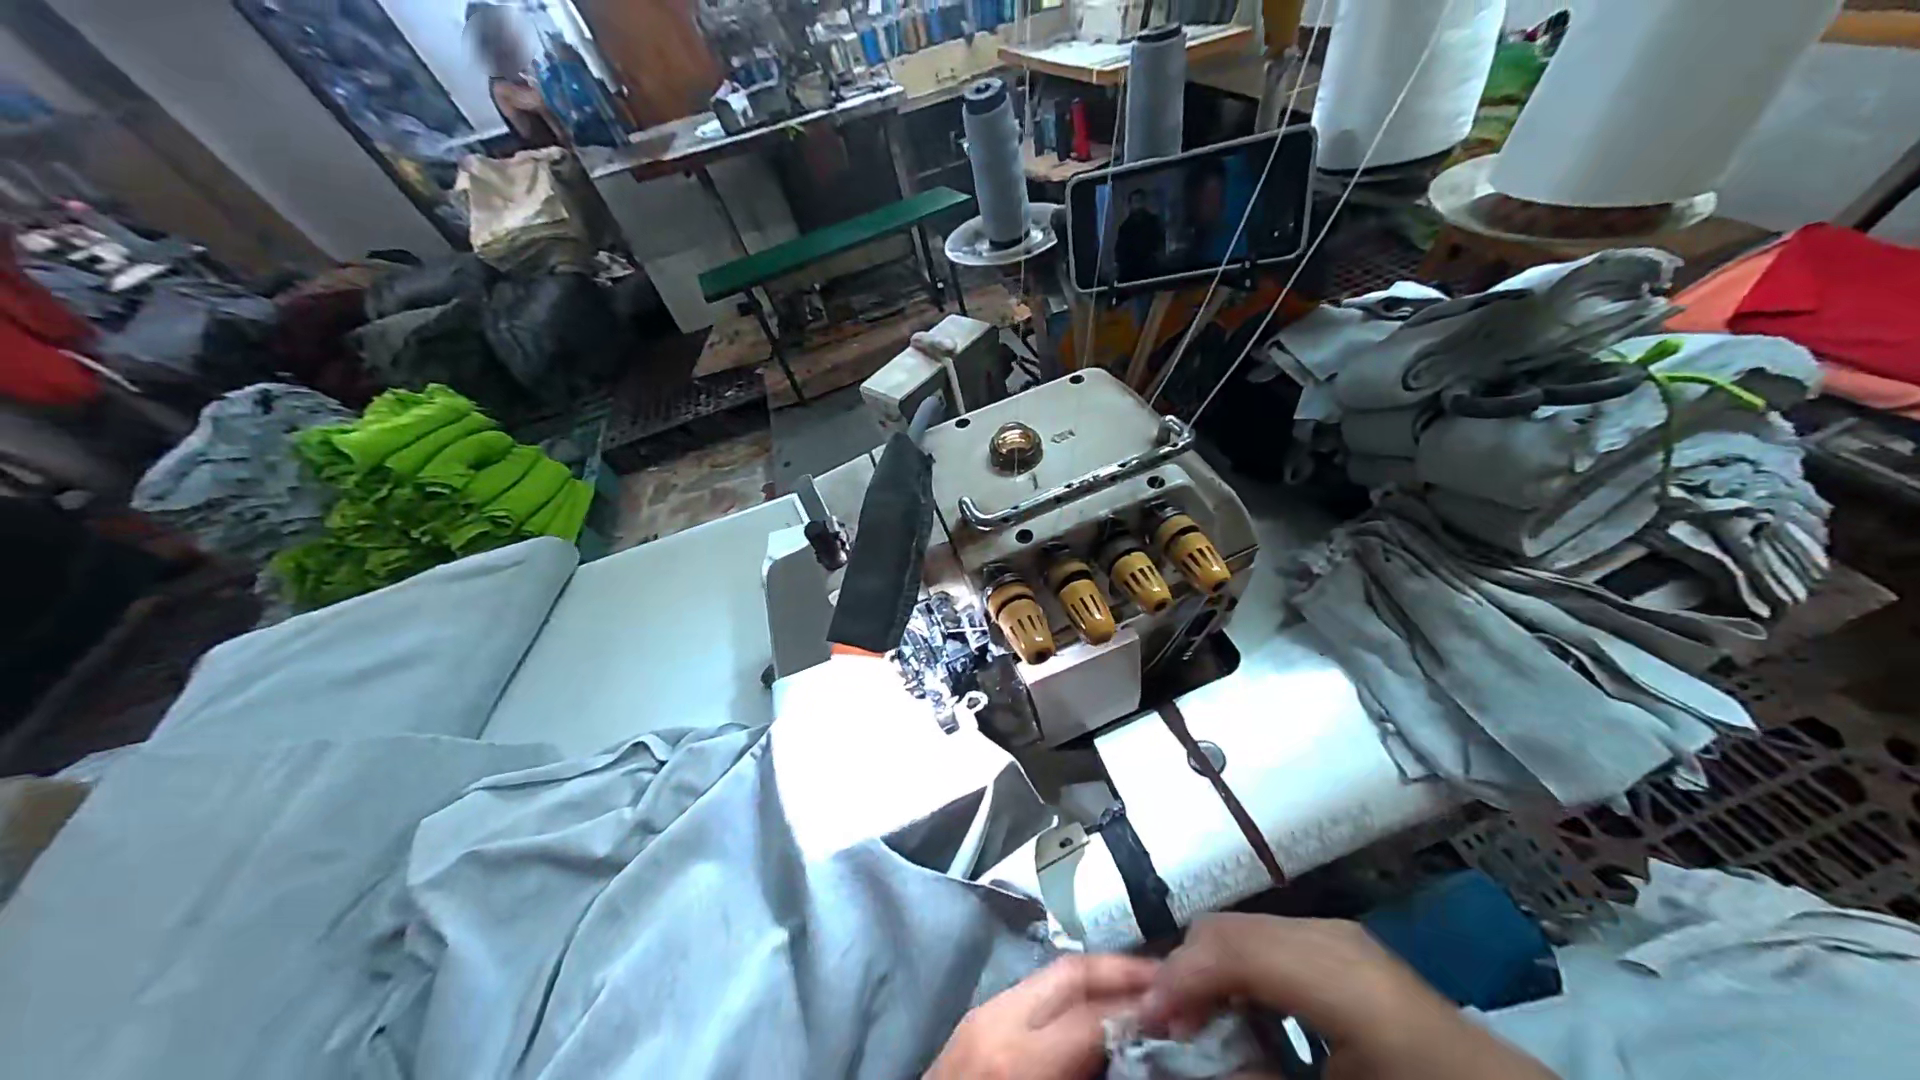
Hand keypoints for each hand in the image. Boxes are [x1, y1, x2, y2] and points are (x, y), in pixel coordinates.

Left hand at [924, 954, 1160, 1079]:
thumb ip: (1095, 1074)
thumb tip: (1143, 1052)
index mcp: (1019, 1060)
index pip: (1092, 1016)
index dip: (1140, 1012)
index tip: (1179, 1010)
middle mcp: (1000, 1019)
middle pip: (1071, 971)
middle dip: (1122, 970)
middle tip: (1167, 980)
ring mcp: (984, 1011)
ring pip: (1051, 972)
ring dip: (1099, 975)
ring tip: (1138, 988)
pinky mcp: (977, 1016)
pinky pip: (1034, 989)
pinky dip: (1070, 991)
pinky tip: (1094, 1006)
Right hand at [1139, 914, 1556, 1079]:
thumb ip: (1255, 1075)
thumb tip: (1186, 1059)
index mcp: (1340, 975)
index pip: (1231, 947)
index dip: (1178, 979)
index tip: (1147, 1025)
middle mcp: (1331, 936)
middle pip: (1226, 930)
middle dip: (1185, 974)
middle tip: (1168, 1030)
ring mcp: (1337, 934)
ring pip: (1240, 931)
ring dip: (1208, 972)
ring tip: (1198, 1025)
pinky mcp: (1340, 946)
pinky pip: (1265, 943)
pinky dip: (1237, 972)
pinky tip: (1240, 1014)